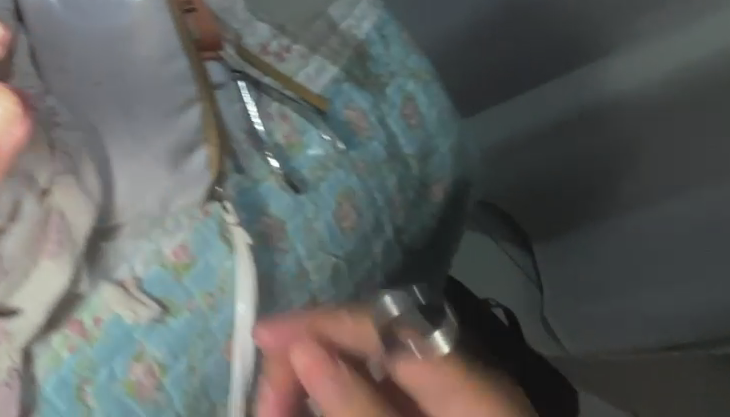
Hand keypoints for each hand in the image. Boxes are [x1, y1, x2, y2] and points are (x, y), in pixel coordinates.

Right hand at [254, 307, 536, 416]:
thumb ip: (361, 410)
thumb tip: (302, 348)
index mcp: (470, 386)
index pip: (378, 321)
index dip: (315, 322)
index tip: (259, 339)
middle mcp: (461, 387)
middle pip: (365, 347)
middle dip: (308, 365)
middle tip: (266, 406)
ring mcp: (449, 411)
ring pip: (364, 375)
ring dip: (314, 389)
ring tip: (275, 413)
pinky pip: (377, 400)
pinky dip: (338, 405)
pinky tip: (306, 413)